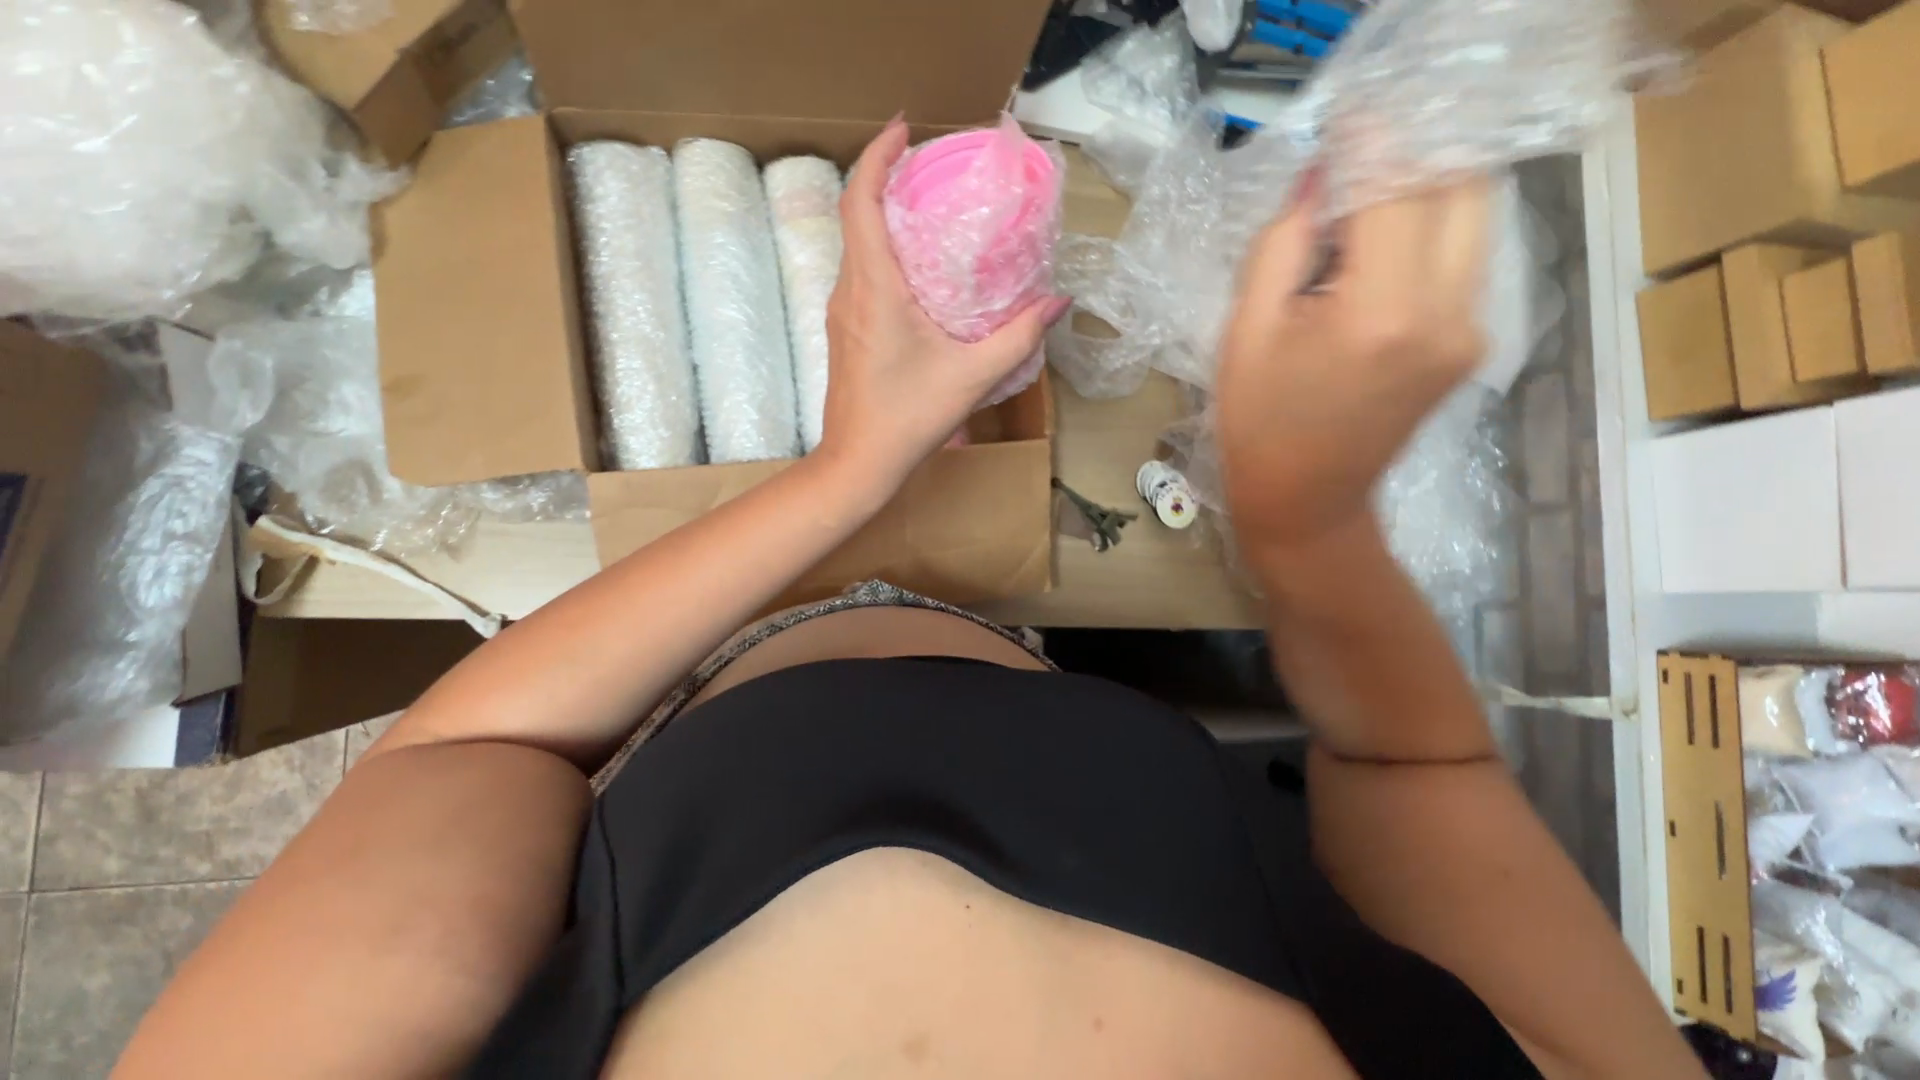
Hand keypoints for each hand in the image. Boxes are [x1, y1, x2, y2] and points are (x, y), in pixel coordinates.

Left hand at [815, 117, 1070, 491]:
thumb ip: (1018, 336)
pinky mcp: (845, 331)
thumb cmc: (909, 418)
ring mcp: (841, 311)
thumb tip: (1058, 302)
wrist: (858, 463)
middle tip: (930, 164)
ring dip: (885, 217)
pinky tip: (919, 268)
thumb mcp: (973, 377)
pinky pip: (861, 273)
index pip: (860, 201)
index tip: (903, 127)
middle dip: (885, 178)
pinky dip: (884, 252)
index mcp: (875, 288)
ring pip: (857, 246)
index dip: (876, 155)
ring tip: (929, 207)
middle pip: (856, 215)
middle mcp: (850, 290)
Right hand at [1216, 172, 1489, 565]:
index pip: (1396, 185)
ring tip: (1361, 209)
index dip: (1369, 142)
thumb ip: (1286, 241)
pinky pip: (1466, 252)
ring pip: (1474, 213)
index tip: (1341, 122)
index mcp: (1380, 311)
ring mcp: (1472, 327)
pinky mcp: (1474, 339)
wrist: (1307, 500)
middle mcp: (1448, 311)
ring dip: (1424, 189)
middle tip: (1354, 162)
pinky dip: (1429, 228)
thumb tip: (1322, 174)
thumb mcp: (1246, 329)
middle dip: (1411, 155)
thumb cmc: (1257, 423)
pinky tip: (1377, 251)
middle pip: (1461, 184)